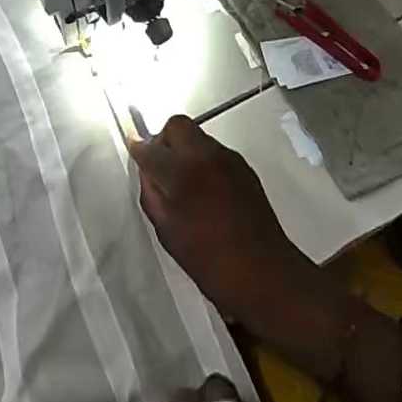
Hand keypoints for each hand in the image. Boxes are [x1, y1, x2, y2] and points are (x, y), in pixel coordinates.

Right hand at [128, 115, 308, 324]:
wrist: (265, 275)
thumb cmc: (209, 259)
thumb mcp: (166, 229)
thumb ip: (151, 192)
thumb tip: (147, 171)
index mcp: (182, 170)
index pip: (150, 147)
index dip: (138, 150)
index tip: (136, 155)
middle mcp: (206, 155)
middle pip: (177, 126)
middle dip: (164, 140)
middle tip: (162, 167)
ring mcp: (229, 160)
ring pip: (198, 138)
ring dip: (186, 151)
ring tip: (186, 184)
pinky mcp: (246, 170)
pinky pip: (215, 153)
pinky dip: (204, 163)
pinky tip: (207, 192)